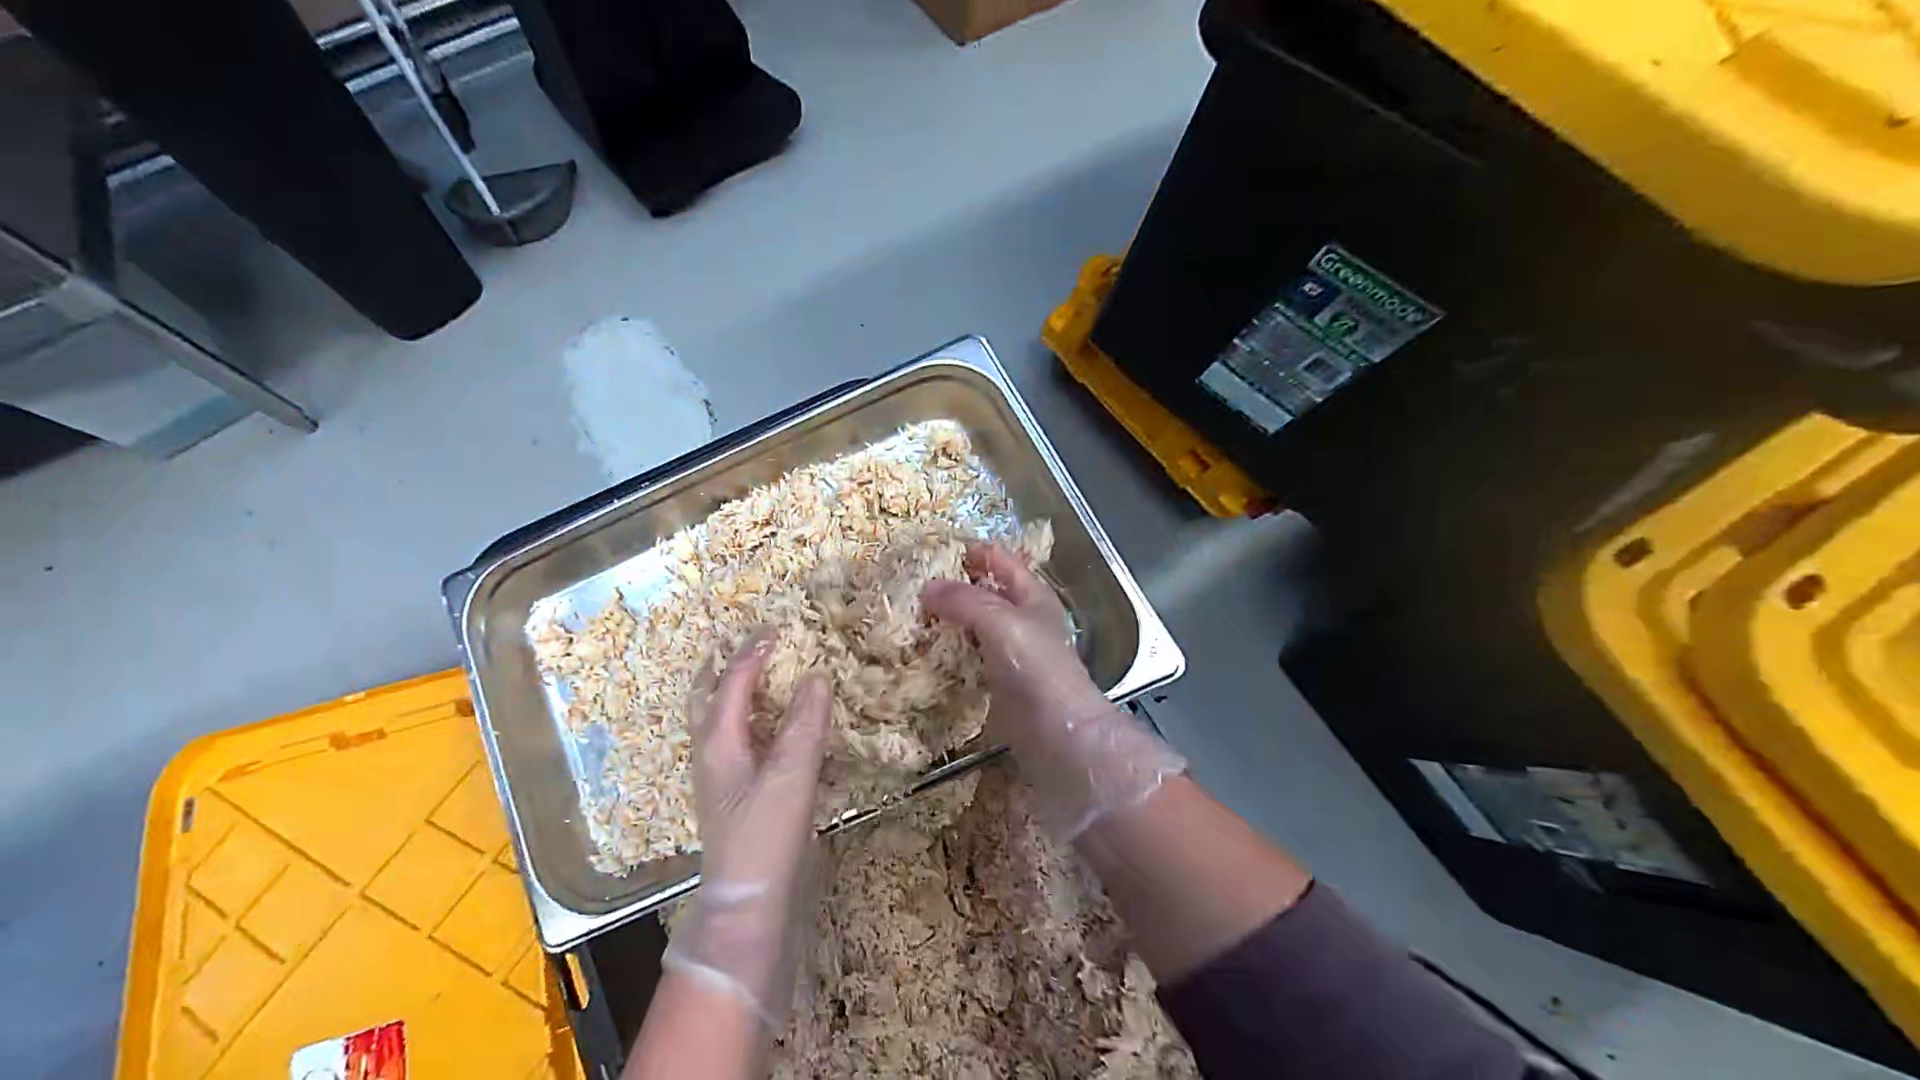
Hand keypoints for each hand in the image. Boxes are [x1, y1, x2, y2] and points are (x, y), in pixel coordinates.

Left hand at [661, 632, 829, 1025]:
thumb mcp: (790, 777)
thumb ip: (804, 725)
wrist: (749, 906)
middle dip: (725, 666)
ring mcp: (722, 775)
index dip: (753, 653)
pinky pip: (739, 737)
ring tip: (758, 673)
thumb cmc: (765, 838)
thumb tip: (816, 677)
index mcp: (718, 743)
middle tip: (749, 644)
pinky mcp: (737, 793)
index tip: (777, 629)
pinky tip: (772, 724)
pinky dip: (751, 715)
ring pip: (720, 718)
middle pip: (708, 698)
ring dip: (735, 689)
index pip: (732, 684)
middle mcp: (712, 753)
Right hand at [923, 545, 1185, 840]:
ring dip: (950, 619)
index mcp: (1032, 594)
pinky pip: (971, 655)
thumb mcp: (1001, 622)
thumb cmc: (1038, 670)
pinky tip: (930, 653)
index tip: (930, 555)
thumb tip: (927, 588)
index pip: (999, 559)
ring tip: (913, 616)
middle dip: (953, 586)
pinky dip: (952, 650)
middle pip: (985, 590)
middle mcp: (1023, 618)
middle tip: (912, 587)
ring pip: (976, 624)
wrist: (1059, 735)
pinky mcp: (1002, 680)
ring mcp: (1013, 651)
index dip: (969, 553)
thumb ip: (964, 601)